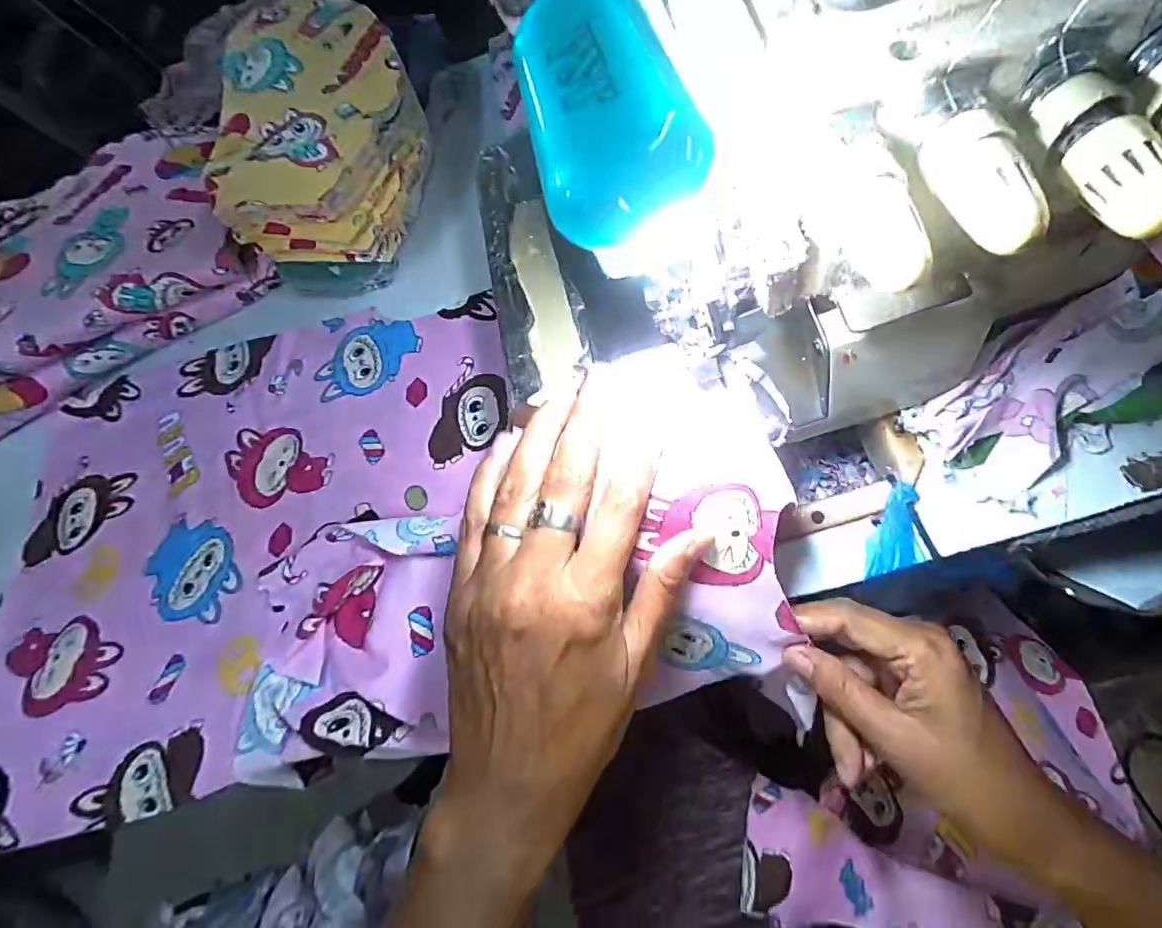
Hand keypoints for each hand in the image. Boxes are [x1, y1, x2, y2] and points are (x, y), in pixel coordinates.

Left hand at [394, 372, 709, 926]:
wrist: (503, 780)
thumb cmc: (582, 727)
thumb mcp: (635, 667)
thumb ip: (663, 591)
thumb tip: (702, 533)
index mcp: (587, 601)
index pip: (617, 507)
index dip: (635, 454)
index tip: (646, 412)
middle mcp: (534, 578)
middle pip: (562, 482)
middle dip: (583, 423)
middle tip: (596, 380)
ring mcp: (489, 578)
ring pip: (513, 488)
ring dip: (536, 434)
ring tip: (555, 393)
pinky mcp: (459, 587)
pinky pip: (472, 516)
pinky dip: (488, 473)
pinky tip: (503, 441)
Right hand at [788, 600, 1161, 927]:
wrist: (1023, 819)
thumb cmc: (962, 776)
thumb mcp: (892, 736)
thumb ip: (838, 688)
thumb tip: (790, 652)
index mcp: (917, 642)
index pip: (846, 616)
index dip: (804, 622)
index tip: (767, 637)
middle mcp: (914, 640)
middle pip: (847, 654)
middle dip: (835, 703)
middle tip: (837, 754)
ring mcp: (915, 662)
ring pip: (854, 679)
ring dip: (848, 725)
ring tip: (856, 772)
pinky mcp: (915, 683)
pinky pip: (871, 693)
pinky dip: (862, 727)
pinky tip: (865, 764)